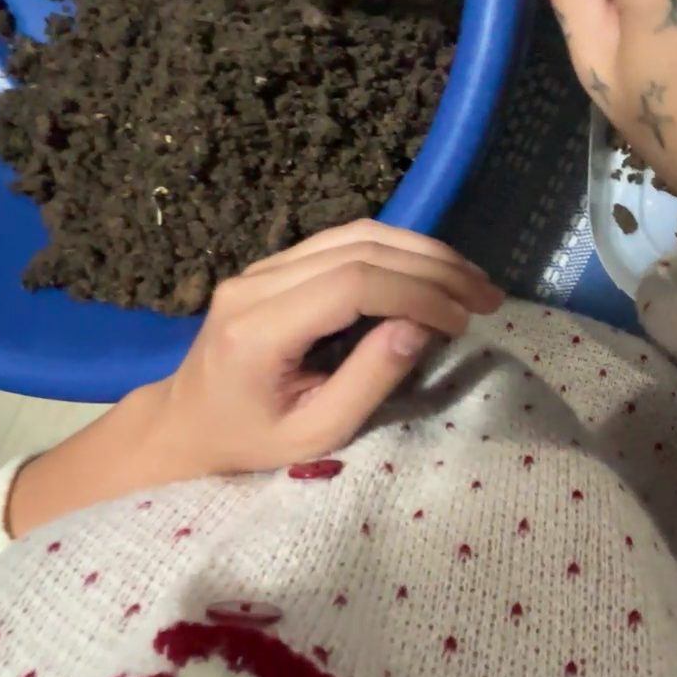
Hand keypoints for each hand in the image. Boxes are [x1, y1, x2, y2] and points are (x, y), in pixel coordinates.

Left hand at [7, 221, 503, 535]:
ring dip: (425, 252)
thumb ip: (368, 380)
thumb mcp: (314, 433)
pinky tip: (434, 271)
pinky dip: (401, 250)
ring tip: (472, 280)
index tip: (464, 320)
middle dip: (436, 267)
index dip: (419, 293)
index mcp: (259, 328)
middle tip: (489, 296)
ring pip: (359, 233)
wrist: (187, 424)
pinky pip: (347, 240)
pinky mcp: (278, 264)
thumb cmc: (250, 442)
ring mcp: (265, 265)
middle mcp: (258, 281)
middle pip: (362, 247)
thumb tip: (422, 327)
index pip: (354, 283)